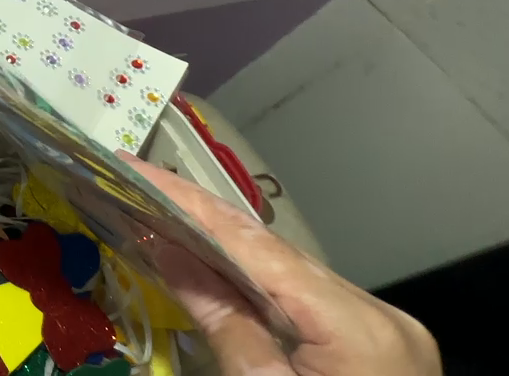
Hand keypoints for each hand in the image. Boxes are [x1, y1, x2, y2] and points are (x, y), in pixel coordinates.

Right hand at [127, 156, 439, 375]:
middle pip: (267, 245)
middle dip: (194, 209)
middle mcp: (375, 311)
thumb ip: (219, 317)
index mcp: (356, 323)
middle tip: (128, 179)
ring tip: (152, 208)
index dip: (184, 199)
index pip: (250, 241)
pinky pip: (296, 290)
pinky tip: (203, 255)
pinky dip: (243, 269)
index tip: (128, 167)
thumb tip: (162, 245)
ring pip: (280, 263)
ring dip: (214, 236)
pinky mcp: (374, 342)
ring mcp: (380, 326)